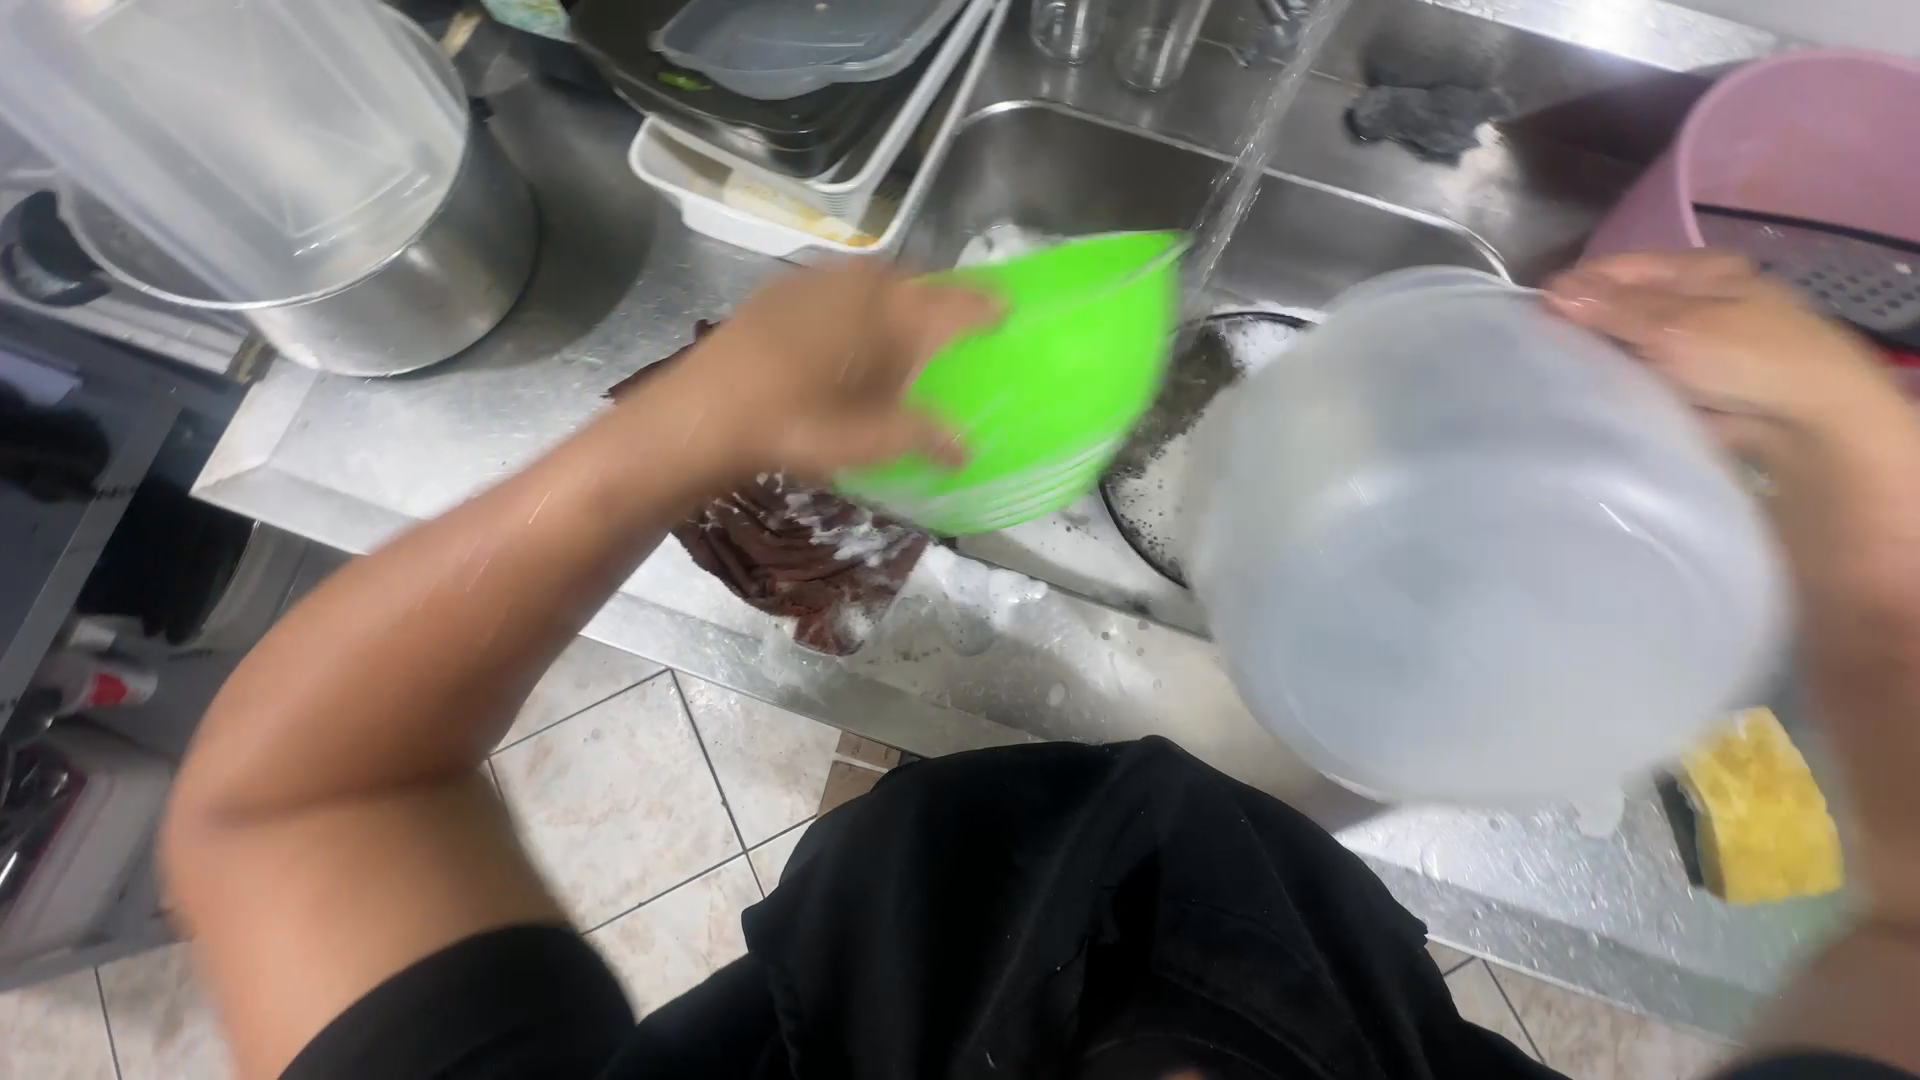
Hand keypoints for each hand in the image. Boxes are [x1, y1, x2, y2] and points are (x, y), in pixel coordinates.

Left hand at [649, 261, 1000, 481]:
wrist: (707, 411)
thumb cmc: (799, 427)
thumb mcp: (869, 442)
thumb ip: (925, 437)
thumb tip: (966, 448)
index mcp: (893, 317)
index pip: (956, 303)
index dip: (986, 305)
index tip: (1006, 307)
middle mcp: (862, 285)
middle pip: (918, 278)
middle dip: (942, 295)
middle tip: (953, 321)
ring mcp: (819, 280)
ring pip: (878, 276)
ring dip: (900, 293)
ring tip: (903, 324)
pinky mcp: (784, 288)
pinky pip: (841, 282)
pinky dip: (860, 298)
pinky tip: (847, 327)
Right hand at [1544, 251, 1902, 465]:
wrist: (1798, 424)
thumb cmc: (1749, 358)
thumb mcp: (1678, 325)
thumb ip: (1612, 309)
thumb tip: (1550, 291)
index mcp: (1694, 273)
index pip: (1613, 271)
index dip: (1571, 290)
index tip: (1532, 318)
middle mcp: (1680, 303)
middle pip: (1607, 306)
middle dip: (1573, 325)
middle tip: (1534, 350)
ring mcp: (1672, 344)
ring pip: (1608, 342)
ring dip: (1582, 356)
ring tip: (1544, 372)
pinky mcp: (1662, 381)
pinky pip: (1616, 374)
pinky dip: (1596, 380)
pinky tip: (1568, 391)